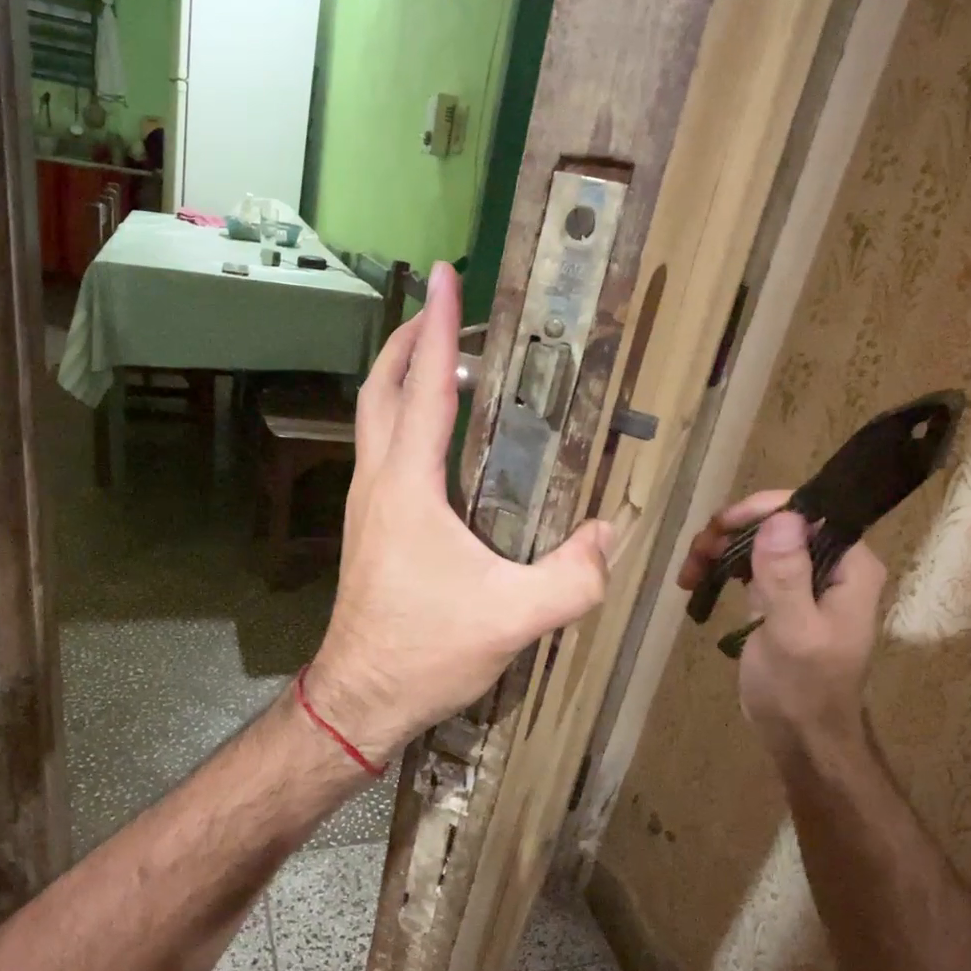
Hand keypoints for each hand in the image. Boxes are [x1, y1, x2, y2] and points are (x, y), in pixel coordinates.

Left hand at [306, 264, 613, 762]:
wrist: (360, 697)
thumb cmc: (425, 652)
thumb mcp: (513, 619)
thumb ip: (573, 579)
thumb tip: (611, 537)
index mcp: (407, 487)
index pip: (423, 388)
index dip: (437, 326)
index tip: (446, 274)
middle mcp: (377, 482)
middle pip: (379, 389)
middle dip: (408, 340)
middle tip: (445, 311)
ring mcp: (365, 504)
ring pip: (373, 418)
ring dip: (403, 379)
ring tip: (448, 363)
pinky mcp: (367, 527)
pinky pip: (382, 450)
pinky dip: (404, 419)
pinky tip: (440, 438)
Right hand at [679, 491, 884, 756]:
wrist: (801, 737)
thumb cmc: (803, 690)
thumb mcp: (793, 632)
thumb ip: (787, 575)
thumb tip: (782, 517)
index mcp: (850, 567)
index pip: (808, 512)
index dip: (762, 510)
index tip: (720, 527)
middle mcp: (832, 565)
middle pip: (777, 522)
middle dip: (731, 531)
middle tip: (694, 556)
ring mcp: (805, 580)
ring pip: (758, 540)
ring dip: (719, 548)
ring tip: (688, 574)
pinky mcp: (781, 596)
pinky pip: (749, 564)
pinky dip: (720, 567)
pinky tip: (697, 583)